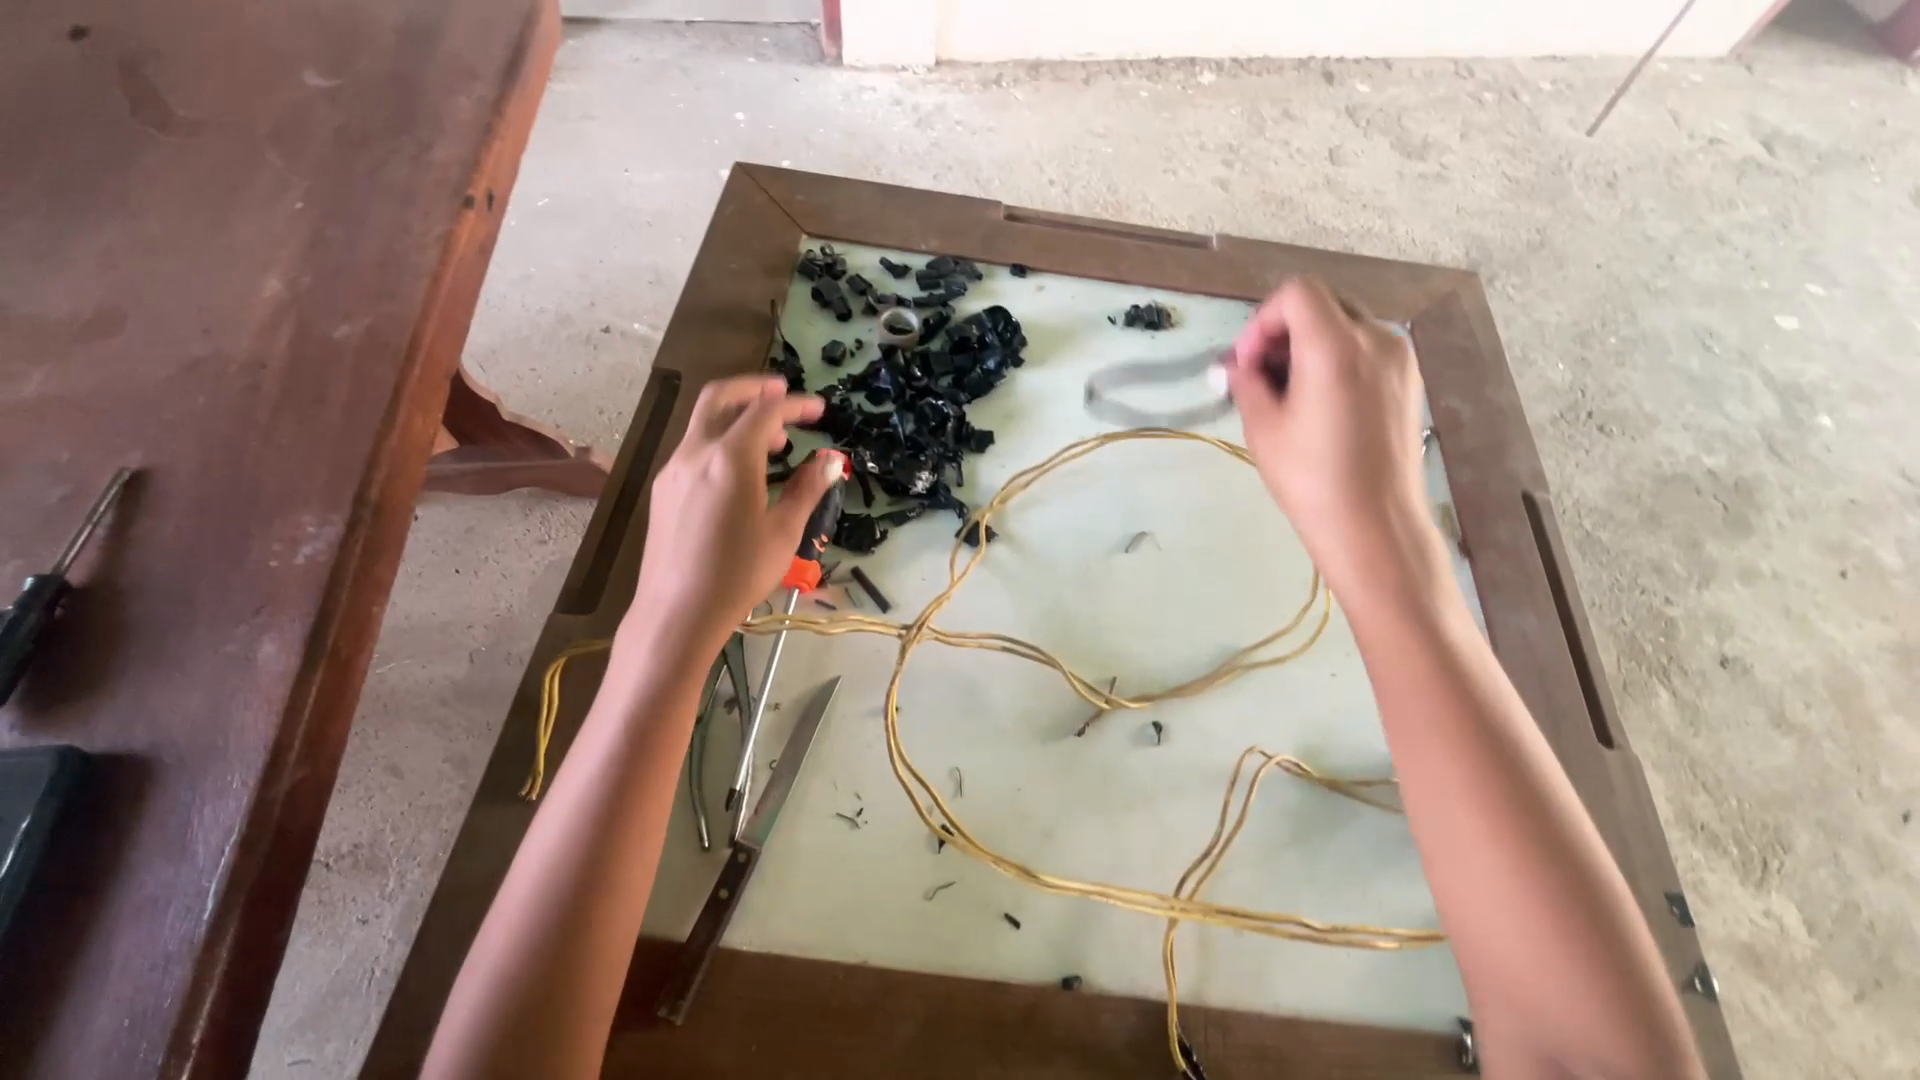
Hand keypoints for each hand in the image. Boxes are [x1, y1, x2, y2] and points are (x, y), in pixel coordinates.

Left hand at [622, 376, 835, 656]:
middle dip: (753, 388)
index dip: (796, 404)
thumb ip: (807, 489)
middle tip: (782, 392)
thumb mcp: (783, 533)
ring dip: (737, 418)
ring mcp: (673, 470)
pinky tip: (738, 472)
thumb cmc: (738, 575)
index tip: (819, 409)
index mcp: (731, 458)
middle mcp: (696, 452)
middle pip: (720, 397)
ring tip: (771, 441)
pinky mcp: (663, 490)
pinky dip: (719, 441)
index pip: (766, 411)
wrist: (678, 611)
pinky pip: (693, 448)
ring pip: (703, 423)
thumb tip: (830, 461)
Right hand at [1228, 277, 1437, 593]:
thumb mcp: (1263, 427)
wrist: (1374, 524)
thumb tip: (1236, 366)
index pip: (1296, 294)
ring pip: (1343, 328)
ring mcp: (1399, 359)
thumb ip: (1246, 382)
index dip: (1262, 321)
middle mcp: (1376, 339)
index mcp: (1336, 345)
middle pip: (1321, 306)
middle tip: (1259, 377)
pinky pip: (1364, 351)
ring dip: (1307, 347)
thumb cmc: (1310, 478)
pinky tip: (1318, 405)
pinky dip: (1334, 362)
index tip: (1248, 363)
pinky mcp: (1408, 382)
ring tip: (1287, 395)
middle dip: (1282, 333)